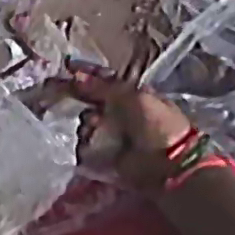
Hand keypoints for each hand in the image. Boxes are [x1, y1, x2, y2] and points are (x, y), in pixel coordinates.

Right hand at [69, 72, 194, 190]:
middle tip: (67, 95)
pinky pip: (83, 140)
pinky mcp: (103, 151)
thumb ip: (105, 86)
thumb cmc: (158, 126)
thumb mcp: (135, 98)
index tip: (69, 69)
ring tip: (94, 124)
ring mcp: (111, 131)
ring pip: (85, 119)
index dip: (87, 74)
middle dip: (80, 97)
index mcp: (132, 95)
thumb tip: (75, 76)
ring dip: (86, 121)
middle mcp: (120, 112)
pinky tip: (89, 138)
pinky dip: (83, 139)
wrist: (167, 165)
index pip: (104, 79)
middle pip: (90, 99)